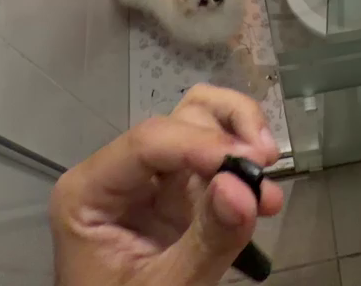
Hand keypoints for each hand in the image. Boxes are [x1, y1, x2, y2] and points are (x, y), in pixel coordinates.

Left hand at [51, 85, 284, 285]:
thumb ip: (204, 242)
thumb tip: (243, 189)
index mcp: (91, 191)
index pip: (148, 141)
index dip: (201, 143)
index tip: (250, 163)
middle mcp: (120, 170)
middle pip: (178, 118)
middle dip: (227, 132)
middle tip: (264, 161)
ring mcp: (152, 178)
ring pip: (199, 120)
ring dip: (240, 132)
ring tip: (269, 163)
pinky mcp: (178, 193)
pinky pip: (213, 157)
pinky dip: (242, 163)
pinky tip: (264, 194)